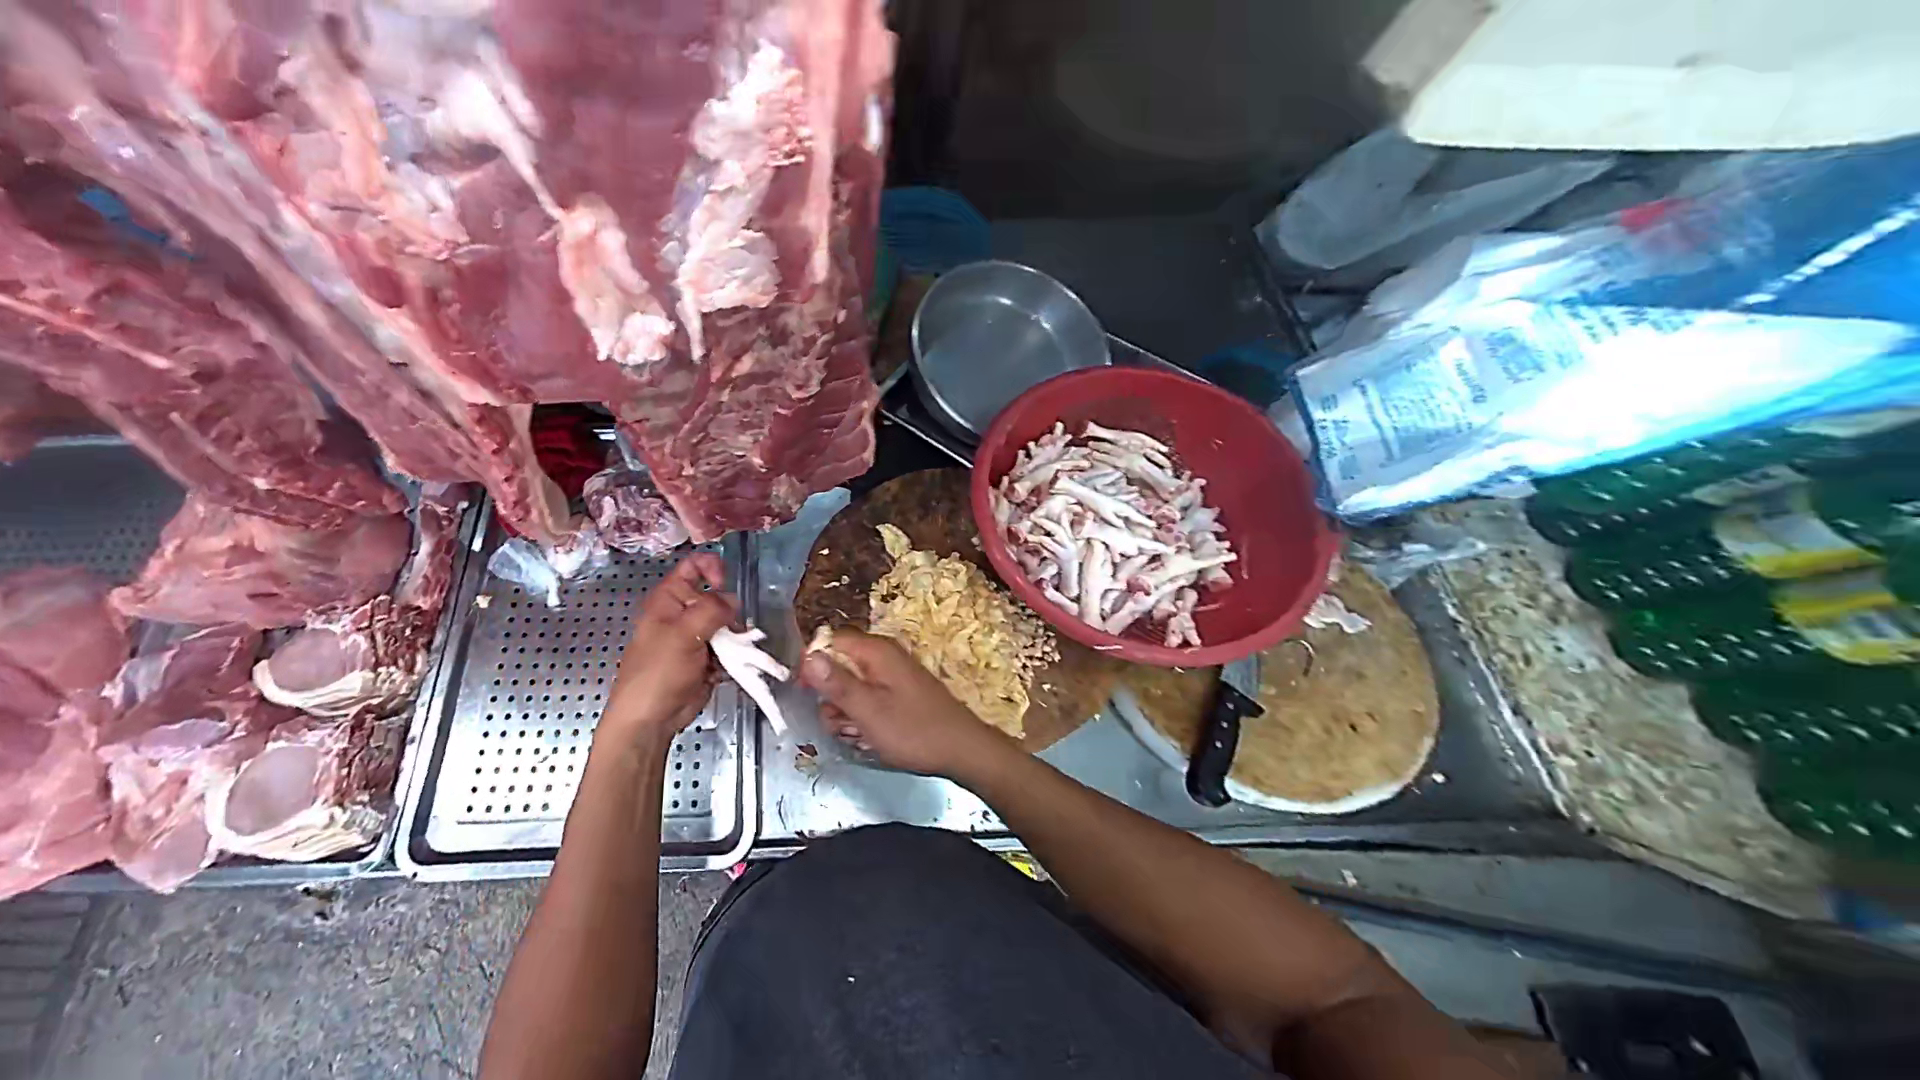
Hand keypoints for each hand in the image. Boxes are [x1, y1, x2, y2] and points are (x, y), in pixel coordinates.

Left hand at [601, 553, 736, 745]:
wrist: (651, 719)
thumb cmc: (658, 673)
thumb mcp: (682, 634)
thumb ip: (712, 609)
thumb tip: (734, 600)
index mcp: (669, 600)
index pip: (693, 567)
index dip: (712, 569)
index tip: (725, 586)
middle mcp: (684, 615)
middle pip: (718, 598)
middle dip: (730, 612)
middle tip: (730, 630)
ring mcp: (697, 638)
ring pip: (728, 625)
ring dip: (735, 638)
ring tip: (731, 654)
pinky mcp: (708, 659)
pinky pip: (731, 649)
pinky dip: (734, 657)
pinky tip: (727, 669)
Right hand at [799, 630, 1015, 778]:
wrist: (961, 749)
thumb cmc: (913, 730)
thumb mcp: (868, 710)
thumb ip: (836, 683)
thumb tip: (808, 656)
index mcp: (876, 652)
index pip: (830, 640)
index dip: (814, 664)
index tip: (807, 692)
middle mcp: (884, 657)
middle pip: (838, 667)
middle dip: (832, 698)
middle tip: (842, 724)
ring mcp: (893, 676)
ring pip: (851, 688)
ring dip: (846, 714)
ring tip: (859, 735)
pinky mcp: (899, 695)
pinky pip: (868, 700)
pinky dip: (863, 718)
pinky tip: (871, 737)